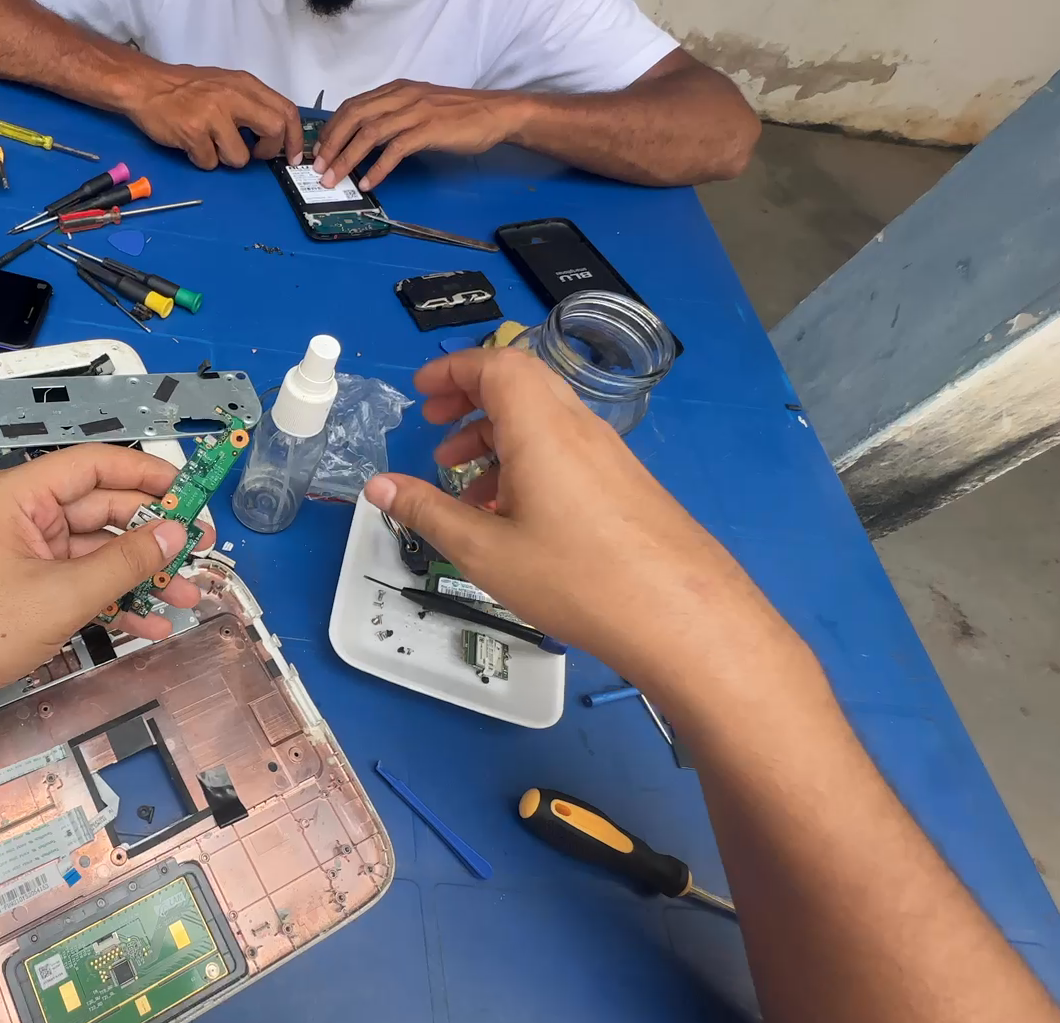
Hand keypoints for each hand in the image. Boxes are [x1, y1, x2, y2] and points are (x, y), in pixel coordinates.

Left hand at [0, 444, 211, 717]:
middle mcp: (25, 516)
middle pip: (103, 511)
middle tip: (201, 552)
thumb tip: (176, 533)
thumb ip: (124, 563)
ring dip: (140, 575)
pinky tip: (149, 623)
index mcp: (22, 495)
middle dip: (153, 535)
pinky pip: (80, 583)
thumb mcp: (61, 594)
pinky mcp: (27, 587)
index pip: (96, 465)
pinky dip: (113, 600)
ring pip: (97, 553)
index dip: (148, 474)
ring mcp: (27, 554)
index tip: (192, 491)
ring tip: (185, 595)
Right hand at [119, 63, 302, 168]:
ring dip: (227, 160)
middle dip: (268, 152)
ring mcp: (214, 115)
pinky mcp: (194, 133)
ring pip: (240, 157)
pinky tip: (192, 145)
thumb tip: (274, 133)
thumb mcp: (225, 86)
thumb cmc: (187, 90)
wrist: (149, 88)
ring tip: (212, 146)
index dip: (294, 138)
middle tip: (256, 156)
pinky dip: (202, 161)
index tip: (292, 157)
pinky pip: (210, 163)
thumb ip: (250, 105)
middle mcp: (233, 96)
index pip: (286, 110)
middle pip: (274, 130)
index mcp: (245, 84)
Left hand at [313, 80, 528, 191]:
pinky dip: (378, 168)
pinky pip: (396, 148)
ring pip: (370, 133)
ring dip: (348, 159)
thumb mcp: (415, 111)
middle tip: (318, 169)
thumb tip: (360, 143)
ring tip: (335, 179)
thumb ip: (389, 120)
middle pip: (354, 117)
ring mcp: (415, 111)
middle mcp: (402, 96)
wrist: (494, 114)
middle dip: (331, 145)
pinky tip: (368, 182)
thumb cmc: (454, 117)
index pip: (352, 106)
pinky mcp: (429, 129)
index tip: (318, 152)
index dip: (331, 130)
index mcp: (395, 91)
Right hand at [363, 348, 790, 690]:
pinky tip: (504, 511)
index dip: (452, 369)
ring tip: (457, 476)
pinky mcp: (621, 484)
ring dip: (492, 433)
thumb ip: (424, 510)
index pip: (497, 366)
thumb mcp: (482, 549)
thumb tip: (376, 486)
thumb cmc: (573, 577)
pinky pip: (562, 450)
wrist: (683, 619)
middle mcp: (577, 429)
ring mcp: (606, 456)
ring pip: (540, 420)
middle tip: (432, 424)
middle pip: (521, 384)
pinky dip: (522, 460)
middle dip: (468, 396)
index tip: (419, 391)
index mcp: (541, 430)